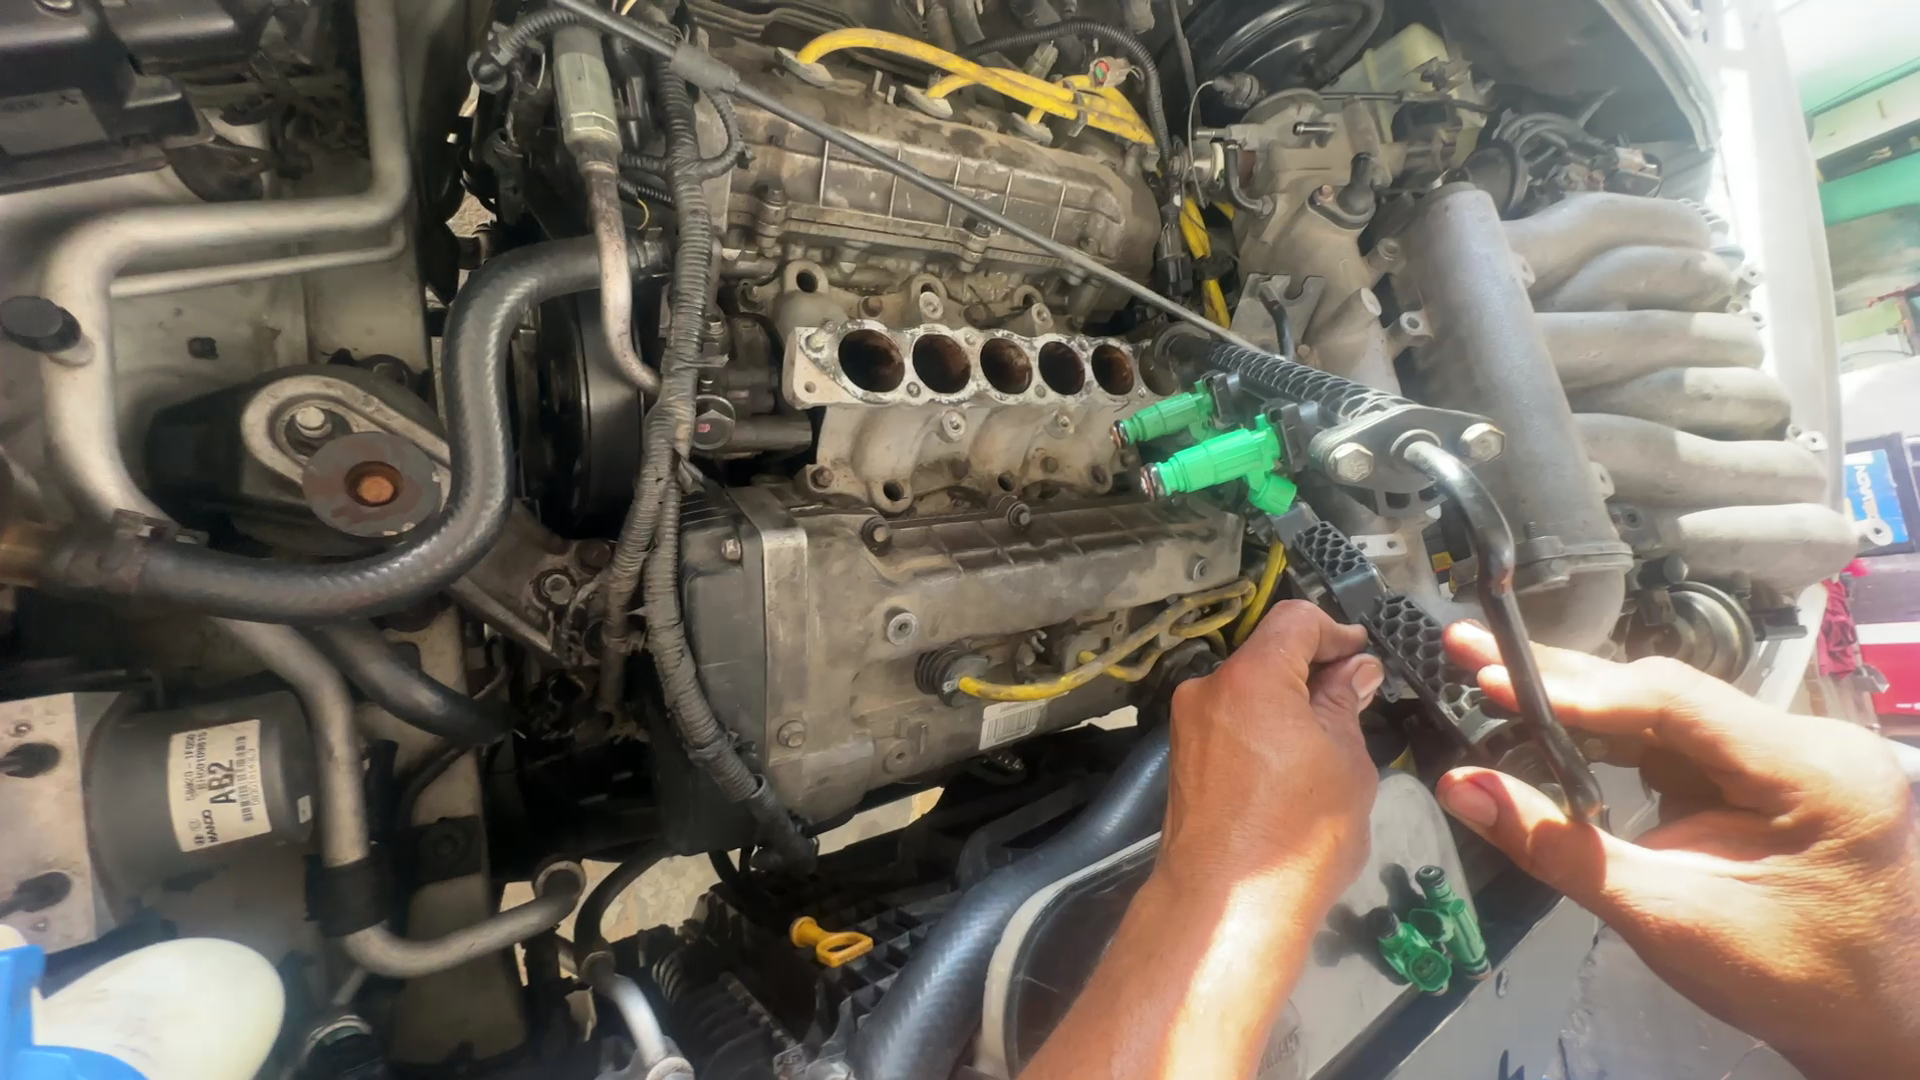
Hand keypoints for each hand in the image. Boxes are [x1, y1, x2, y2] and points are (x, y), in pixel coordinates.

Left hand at [1162, 600, 1384, 905]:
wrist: (1225, 900)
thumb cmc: (1297, 834)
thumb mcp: (1345, 762)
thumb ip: (1344, 703)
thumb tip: (1354, 669)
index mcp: (1249, 677)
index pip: (1293, 620)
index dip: (1333, 630)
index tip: (1358, 653)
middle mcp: (1207, 687)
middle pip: (1265, 654)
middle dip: (1309, 669)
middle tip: (1350, 699)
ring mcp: (1187, 720)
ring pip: (1245, 688)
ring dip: (1283, 699)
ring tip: (1321, 741)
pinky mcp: (1180, 750)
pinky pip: (1226, 718)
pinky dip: (1258, 724)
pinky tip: (1285, 764)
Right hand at [1437, 623, 1919, 1079]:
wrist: (1866, 1024)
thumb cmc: (1784, 979)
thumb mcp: (1661, 915)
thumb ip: (1555, 847)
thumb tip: (1456, 785)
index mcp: (1814, 776)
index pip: (1675, 705)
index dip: (1575, 691)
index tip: (1488, 681)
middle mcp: (1802, 743)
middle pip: (1655, 690)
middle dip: (1554, 675)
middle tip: (1465, 647)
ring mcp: (1774, 749)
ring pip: (1645, 702)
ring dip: (1562, 693)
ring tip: (1485, 671)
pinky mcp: (1743, 762)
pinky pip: (1651, 729)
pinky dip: (1586, 725)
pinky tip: (1534, 712)